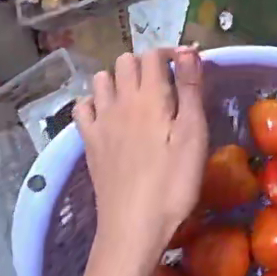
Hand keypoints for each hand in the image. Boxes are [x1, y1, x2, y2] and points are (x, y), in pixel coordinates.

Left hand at [76, 48, 208, 259]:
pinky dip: (94, 101)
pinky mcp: (88, 142)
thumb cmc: (173, 181)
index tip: (188, 66)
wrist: (134, 226)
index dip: (170, 53)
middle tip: (166, 83)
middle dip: (145, 63)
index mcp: (150, 95)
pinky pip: (82, 107)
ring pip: (101, 79)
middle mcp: (120, 100)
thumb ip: (190, 87)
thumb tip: (186, 49)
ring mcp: (100, 121)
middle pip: (125, 61)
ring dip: (119, 79)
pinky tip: (109, 115)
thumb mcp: (194, 133)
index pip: (153, 55)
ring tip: (139, 97)